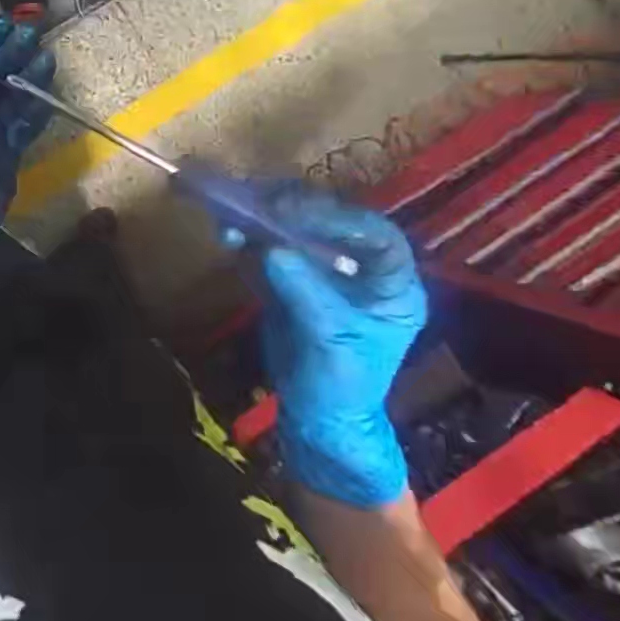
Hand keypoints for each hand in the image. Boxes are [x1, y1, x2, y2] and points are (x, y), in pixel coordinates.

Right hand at [228, 188, 427, 506]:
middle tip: (256, 203)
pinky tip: (228, 233)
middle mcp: (360, 266)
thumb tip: (272, 249)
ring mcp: (323, 268)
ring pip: (296, 229)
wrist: (315, 416)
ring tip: (233, 215)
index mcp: (391, 282)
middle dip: (291, 210)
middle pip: (330, 222)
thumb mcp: (331, 343)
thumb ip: (306, 294)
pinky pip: (270, 249)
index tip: (296, 212)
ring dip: (262, 219)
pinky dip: (248, 239)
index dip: (337, 217)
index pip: (375, 235)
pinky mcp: (291, 276)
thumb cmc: (342, 387)